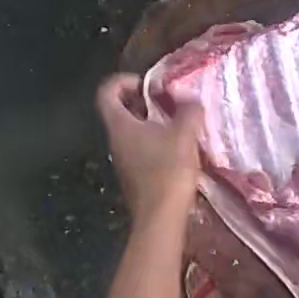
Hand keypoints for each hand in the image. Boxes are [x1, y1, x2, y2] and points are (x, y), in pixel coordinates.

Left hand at [97, 73, 202, 223]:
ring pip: (133, 131)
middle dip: (143, 101)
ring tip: (180, 124)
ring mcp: (124, 160)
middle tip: (169, 102)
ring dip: (153, 122)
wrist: (161, 217)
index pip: (107, 91)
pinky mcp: (136, 175)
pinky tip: (181, 149)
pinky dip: (158, 141)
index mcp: (120, 126)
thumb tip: (191, 101)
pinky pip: (142, 149)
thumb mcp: (184, 135)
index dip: (124, 80)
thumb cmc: (168, 171)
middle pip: (120, 110)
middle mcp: (116, 141)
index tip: (150, 84)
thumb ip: (188, 112)